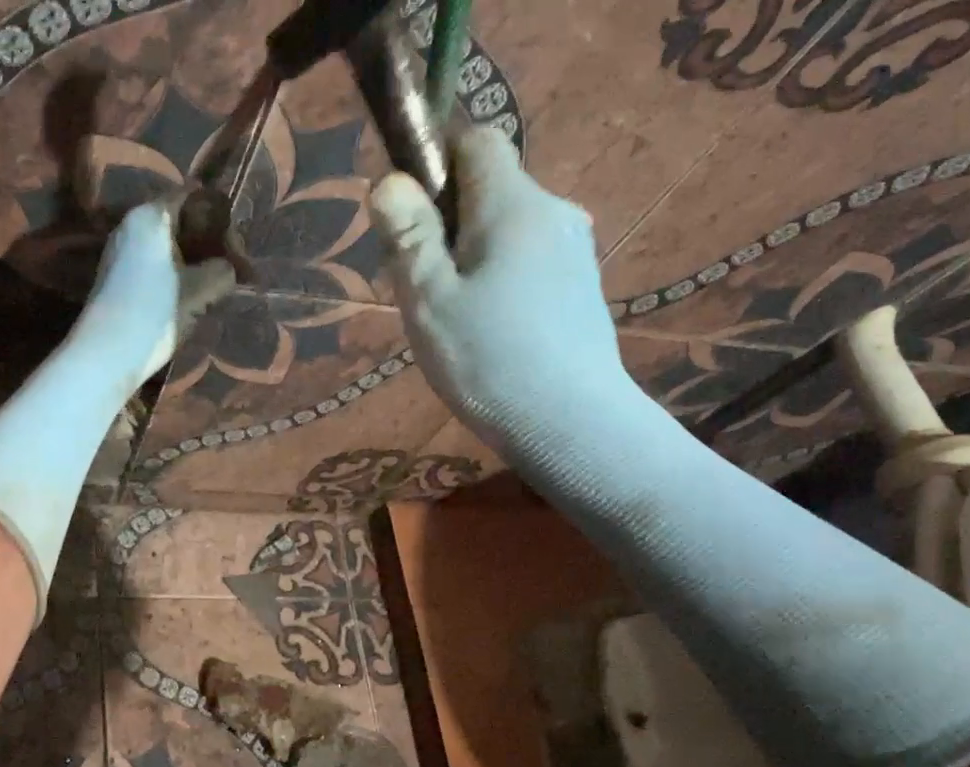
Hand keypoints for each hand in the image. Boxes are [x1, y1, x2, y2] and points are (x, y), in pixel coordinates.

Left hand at [74, 196, 235, 388]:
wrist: (107, 355)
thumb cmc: (157, 311)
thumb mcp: (202, 289)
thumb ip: (223, 269)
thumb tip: (228, 268)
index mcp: (150, 215)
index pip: (192, 195)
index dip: (219, 215)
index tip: (236, 242)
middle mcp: (129, 226)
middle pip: (177, 221)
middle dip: (206, 240)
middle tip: (230, 265)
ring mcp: (117, 253)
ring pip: (164, 246)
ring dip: (190, 260)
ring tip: (212, 284)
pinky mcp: (113, 280)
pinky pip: (150, 265)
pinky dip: (171, 273)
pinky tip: (186, 296)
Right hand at [368, 127, 630, 434]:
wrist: (568, 423)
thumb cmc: (487, 358)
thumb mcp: (428, 298)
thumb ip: (408, 235)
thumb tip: (389, 179)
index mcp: (513, 204)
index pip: (477, 140)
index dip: (437, 160)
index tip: (408, 213)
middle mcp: (553, 211)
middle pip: (490, 188)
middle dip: (448, 220)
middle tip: (421, 285)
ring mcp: (573, 250)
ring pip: (508, 228)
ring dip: (473, 254)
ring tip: (454, 317)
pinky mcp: (580, 285)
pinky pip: (528, 259)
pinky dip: (500, 277)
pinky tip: (489, 330)